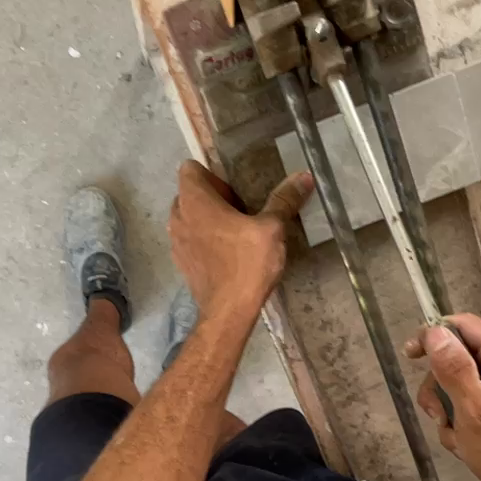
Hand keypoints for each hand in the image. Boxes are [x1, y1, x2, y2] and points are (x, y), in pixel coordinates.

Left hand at [167, 161, 313, 325]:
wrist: (228, 312)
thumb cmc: (247, 265)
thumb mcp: (272, 229)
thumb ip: (284, 200)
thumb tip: (304, 176)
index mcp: (194, 201)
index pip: (190, 168)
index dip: (213, 175)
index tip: (235, 194)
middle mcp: (177, 218)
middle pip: (190, 194)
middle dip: (212, 198)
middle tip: (240, 213)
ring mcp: (176, 243)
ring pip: (188, 219)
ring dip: (207, 221)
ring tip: (235, 235)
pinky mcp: (182, 264)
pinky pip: (190, 242)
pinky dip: (204, 242)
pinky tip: (228, 257)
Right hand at [403, 314, 480, 480]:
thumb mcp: (474, 411)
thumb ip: (454, 369)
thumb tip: (435, 332)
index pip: (464, 326)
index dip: (434, 335)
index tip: (410, 356)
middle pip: (458, 356)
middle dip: (440, 386)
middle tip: (438, 415)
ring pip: (458, 383)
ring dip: (447, 409)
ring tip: (455, 435)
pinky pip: (469, 404)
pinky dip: (460, 423)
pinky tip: (465, 443)